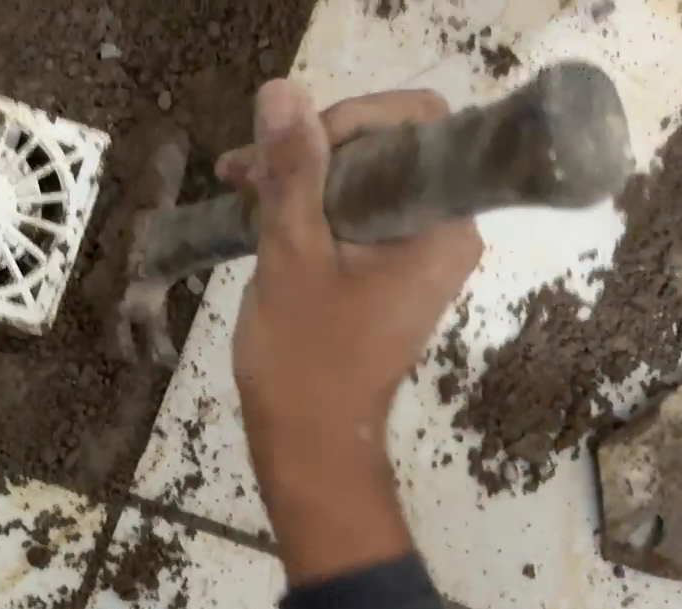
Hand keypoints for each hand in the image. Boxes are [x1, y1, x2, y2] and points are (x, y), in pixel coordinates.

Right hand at [221, 81, 483, 584]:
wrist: (307, 442)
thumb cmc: (301, 360)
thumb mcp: (288, 261)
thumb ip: (289, 177)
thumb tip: (280, 93)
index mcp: (440, 221)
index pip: (413, 125)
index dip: (344, 121)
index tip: (278, 153)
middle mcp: (443, 231)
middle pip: (387, 155)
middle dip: (310, 153)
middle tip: (239, 171)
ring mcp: (415, 259)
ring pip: (363, 191)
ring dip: (301, 186)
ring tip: (238, 195)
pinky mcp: (386, 281)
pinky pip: (353, 226)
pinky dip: (308, 219)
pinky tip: (262, 226)